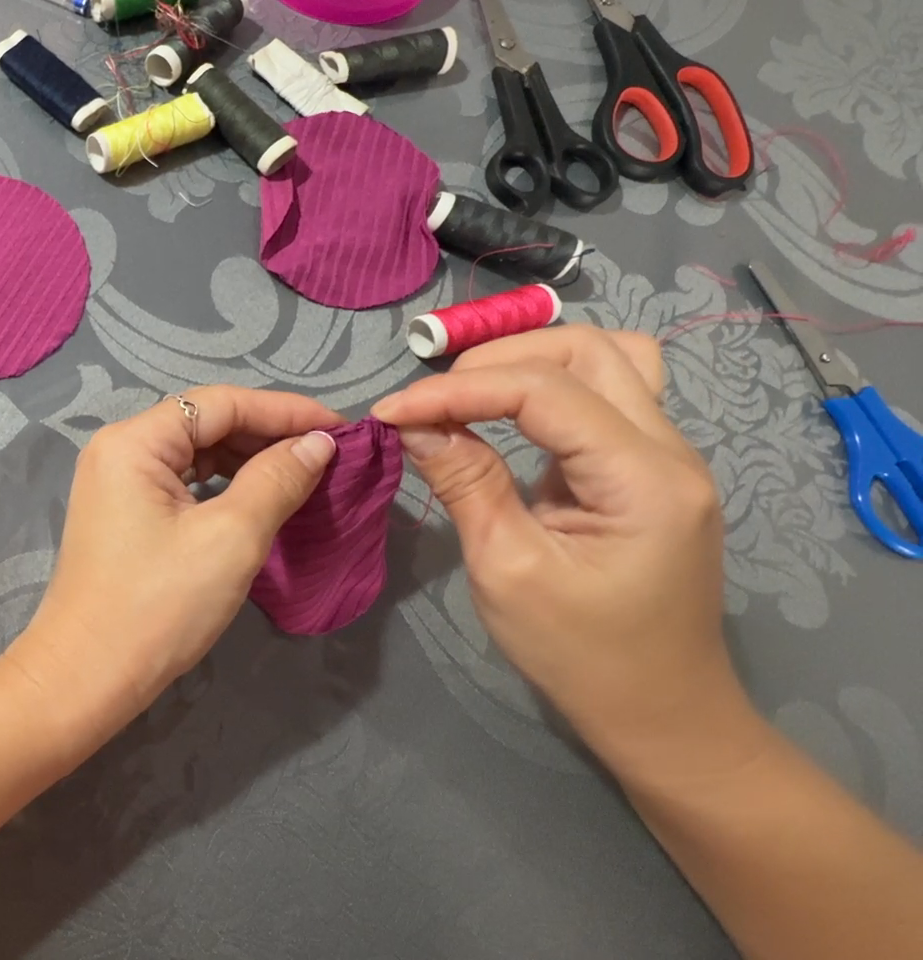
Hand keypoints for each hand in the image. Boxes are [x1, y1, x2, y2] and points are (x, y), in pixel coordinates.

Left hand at [5, 386, 341, 740]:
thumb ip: (277, 479)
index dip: (284, 411)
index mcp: (133, 441)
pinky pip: (178, 479)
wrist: (88, 672)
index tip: (343, 428)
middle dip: (267, 433)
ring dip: (246, 458)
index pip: (219, 403)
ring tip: (304, 473)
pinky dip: (220, 483)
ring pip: (192, 450)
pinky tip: (256, 494)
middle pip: (203, 420)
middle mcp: (116, 448)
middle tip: (330, 454)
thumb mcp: (231, 538)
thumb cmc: (160, 604)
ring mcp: (114, 480)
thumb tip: (319, 442)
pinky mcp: (120, 510)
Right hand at [370, 326, 753, 776]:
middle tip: (431, 402)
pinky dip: (545, 386)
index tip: (389, 413)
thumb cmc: (579, 651)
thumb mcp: (505, 567)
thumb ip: (464, 481)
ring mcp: (665, 455)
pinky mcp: (645, 467)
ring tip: (464, 395)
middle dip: (496, 359)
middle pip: (588, 350)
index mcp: (643, 479)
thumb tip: (412, 422)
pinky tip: (501, 414)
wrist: (659, 709)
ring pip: (607, 358)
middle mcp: (670, 450)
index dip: (457, 390)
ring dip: (528, 361)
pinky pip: (604, 393)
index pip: (544, 391)